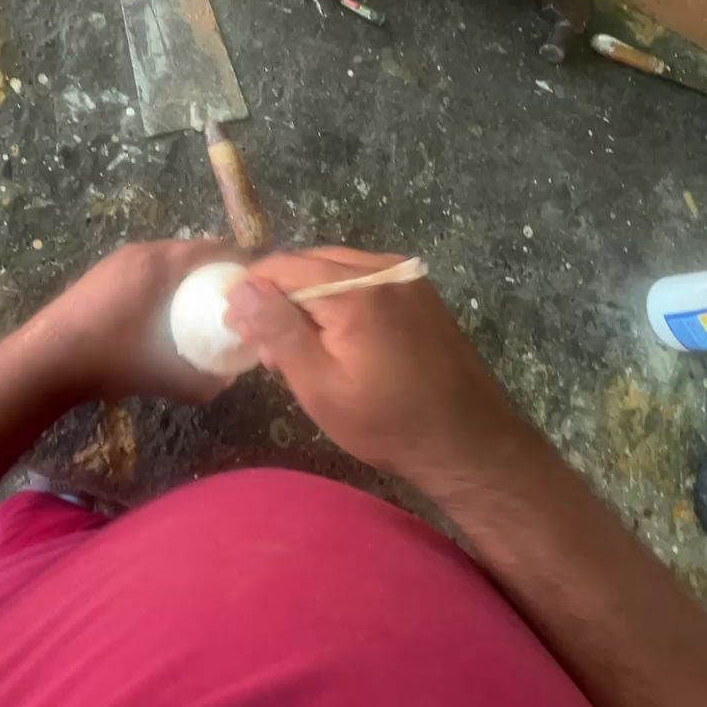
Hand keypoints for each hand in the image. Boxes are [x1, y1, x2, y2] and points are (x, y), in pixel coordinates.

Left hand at [14, 240, 240, 405]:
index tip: (256, 286)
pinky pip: (146, 270)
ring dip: (186, 278)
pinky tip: (162, 315)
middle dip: (214, 273)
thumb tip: (227, 382)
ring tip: (200, 310)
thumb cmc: (109, 359)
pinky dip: (163, 284)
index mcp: (160, 264)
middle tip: (231, 302)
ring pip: (167, 260)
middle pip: (191, 252)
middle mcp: (141, 252)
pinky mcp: (102, 273)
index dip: (240, 264)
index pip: (213, 249)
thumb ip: (201, 381)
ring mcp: (117, 260)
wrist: (44, 361)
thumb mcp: (163, 376)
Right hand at [225, 247, 534, 487]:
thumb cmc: (388, 424)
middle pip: (309, 263)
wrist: (471, 443)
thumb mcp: (321, 387)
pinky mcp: (418, 290)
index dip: (251, 292)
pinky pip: (362, 279)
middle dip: (279, 297)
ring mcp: (405, 276)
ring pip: (334, 269)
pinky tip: (335, 338)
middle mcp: (382, 269)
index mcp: (356, 290)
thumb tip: (240, 286)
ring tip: (298, 349)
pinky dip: (338, 300)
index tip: (236, 328)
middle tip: (266, 348)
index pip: (283, 267)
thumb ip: (278, 329)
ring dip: (308, 299)